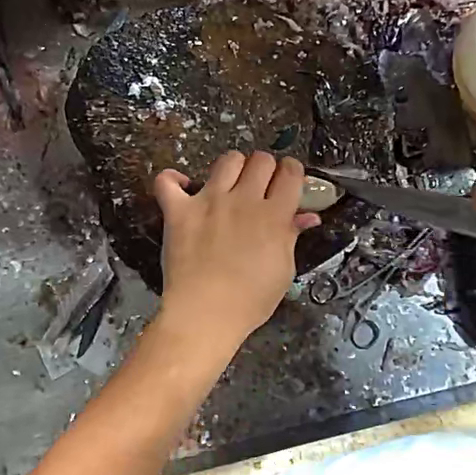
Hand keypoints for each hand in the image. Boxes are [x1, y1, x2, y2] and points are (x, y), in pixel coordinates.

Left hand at [153, 151, 319, 350]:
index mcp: (274, 215)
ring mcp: (209, 201)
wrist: (205, 314)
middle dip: (266, 168)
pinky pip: (168, 181)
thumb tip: (307, 217)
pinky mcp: (179, 211)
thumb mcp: (283, 270)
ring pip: (227, 160)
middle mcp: (244, 200)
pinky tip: (183, 188)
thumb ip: (291, 236)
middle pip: (261, 160)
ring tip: (231, 185)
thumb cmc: (251, 299)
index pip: (290, 172)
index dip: (292, 172)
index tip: (289, 182)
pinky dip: (174, 180)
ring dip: (234, 168)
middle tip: (262, 187)